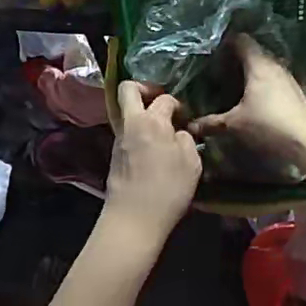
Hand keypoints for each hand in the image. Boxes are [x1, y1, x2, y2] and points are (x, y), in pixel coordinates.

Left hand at [105, 81, 200, 236]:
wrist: (133, 217)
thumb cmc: (167, 189)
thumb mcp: (191, 163)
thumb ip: (186, 140)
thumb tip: (179, 132)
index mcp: (152, 121)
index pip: (164, 98)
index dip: (177, 103)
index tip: (185, 117)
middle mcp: (131, 123)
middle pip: (129, 89)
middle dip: (145, 88)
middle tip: (162, 103)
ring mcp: (118, 138)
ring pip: (126, 112)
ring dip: (141, 113)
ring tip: (161, 131)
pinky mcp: (113, 154)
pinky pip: (126, 131)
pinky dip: (138, 132)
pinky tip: (152, 149)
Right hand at [188, 35, 305, 164]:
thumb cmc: (268, 125)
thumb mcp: (234, 124)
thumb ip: (211, 123)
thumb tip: (190, 126)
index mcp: (258, 64)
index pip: (240, 40)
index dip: (224, 42)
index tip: (210, 51)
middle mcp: (275, 65)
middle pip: (253, 52)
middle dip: (234, 59)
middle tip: (216, 70)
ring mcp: (288, 78)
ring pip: (264, 67)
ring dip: (249, 73)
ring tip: (231, 84)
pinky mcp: (295, 92)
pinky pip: (273, 80)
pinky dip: (261, 84)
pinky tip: (252, 99)